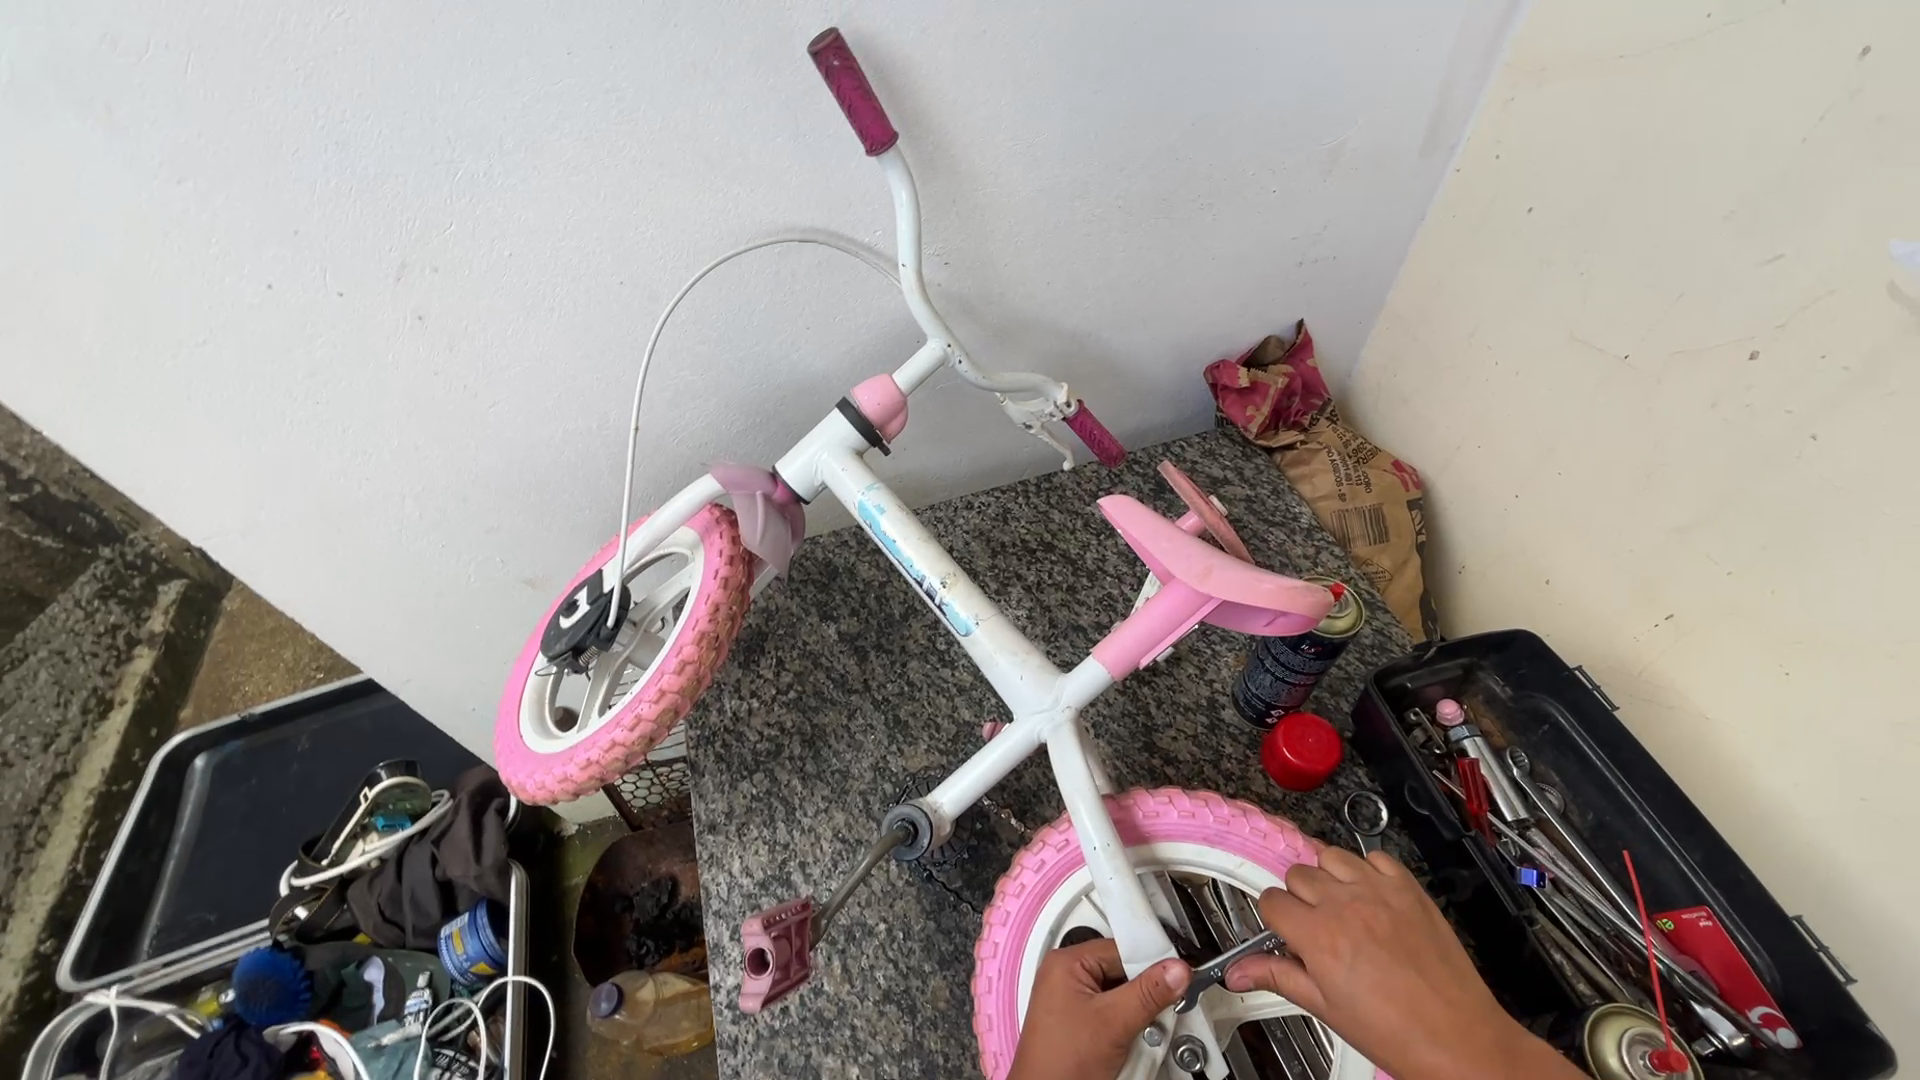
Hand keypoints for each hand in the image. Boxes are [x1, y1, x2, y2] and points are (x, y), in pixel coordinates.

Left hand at [1007, 938, 1189, 1079]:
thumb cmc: (1060, 1063)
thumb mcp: (1112, 1022)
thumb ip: (1148, 993)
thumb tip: (1175, 969)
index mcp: (1067, 963)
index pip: (1120, 948)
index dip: (1150, 962)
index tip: (1178, 975)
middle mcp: (1066, 976)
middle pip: (1121, 972)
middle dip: (1143, 993)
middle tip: (1161, 1010)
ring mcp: (1072, 1002)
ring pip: (1120, 996)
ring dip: (1137, 1013)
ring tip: (1143, 1032)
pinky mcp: (1079, 1024)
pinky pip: (1112, 1014)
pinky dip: (1127, 1026)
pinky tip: (1133, 1043)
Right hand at [1225, 848, 1585, 1079]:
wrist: (1462, 1043)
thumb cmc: (1398, 1034)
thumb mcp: (1326, 1009)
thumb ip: (1277, 977)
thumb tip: (1238, 972)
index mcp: (1318, 936)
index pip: (1271, 900)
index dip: (1276, 918)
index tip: (1287, 931)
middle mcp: (1345, 905)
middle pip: (1298, 874)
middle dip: (1301, 897)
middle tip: (1318, 925)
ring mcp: (1379, 892)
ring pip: (1331, 857)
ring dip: (1330, 878)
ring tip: (1343, 907)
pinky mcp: (1409, 889)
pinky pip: (1376, 857)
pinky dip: (1369, 870)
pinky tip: (1373, 898)